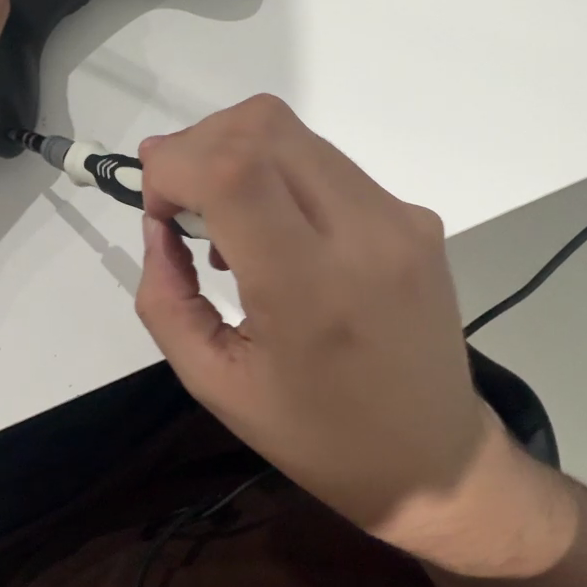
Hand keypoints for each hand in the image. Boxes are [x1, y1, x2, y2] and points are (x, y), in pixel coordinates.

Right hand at [135, 96, 493, 541]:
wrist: (431, 460)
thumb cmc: (315, 438)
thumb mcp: (214, 384)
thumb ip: (166, 300)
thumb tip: (156, 226)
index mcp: (309, 291)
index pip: (233, 169)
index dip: (174, 166)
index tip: (155, 207)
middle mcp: (365, 235)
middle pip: (263, 126)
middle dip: (196, 148)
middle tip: (177, 208)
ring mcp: (400, 219)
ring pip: (295, 135)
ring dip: (236, 159)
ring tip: (226, 234)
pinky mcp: (415, 218)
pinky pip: (327, 165)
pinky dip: (277, 178)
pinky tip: (274, 239)